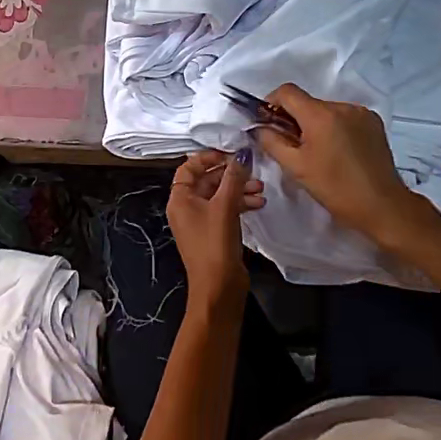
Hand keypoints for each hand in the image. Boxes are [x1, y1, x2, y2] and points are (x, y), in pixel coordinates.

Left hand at [166, 150, 264, 308]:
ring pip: (220, 195)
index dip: (207, 157)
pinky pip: (226, 209)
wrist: (219, 287)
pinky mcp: (215, 232)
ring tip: (261, 189)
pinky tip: (259, 204)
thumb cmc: (214, 244)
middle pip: (207, 180)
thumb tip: (242, 154)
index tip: (230, 153)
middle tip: (252, 172)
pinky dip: (240, 204)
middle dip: (230, 174)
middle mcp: (187, 207)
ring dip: (239, 189)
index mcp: (179, 199)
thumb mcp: (224, 207)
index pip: (188, 167)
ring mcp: (201, 221)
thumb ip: (233, 178)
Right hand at [255, 83, 438, 247]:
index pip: (287, 92)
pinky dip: (334, 127)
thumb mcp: (295, 167)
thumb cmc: (334, 188)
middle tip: (291, 145)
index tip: (268, 123)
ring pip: (326, 110)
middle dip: (294, 119)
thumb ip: (271, 141)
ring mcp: (361, 113)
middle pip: (307, 102)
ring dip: (315, 124)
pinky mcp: (374, 122)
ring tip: (318, 152)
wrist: (381, 205)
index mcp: (320, 115)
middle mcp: (342, 106)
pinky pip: (345, 117)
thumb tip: (259, 127)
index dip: (272, 103)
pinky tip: (337, 151)